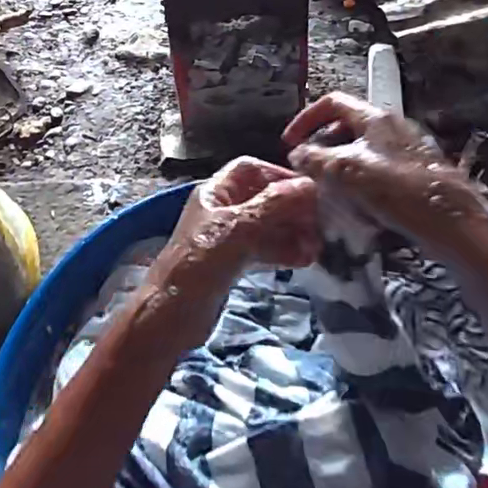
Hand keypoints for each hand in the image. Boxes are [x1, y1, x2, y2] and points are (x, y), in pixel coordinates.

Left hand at [133, 157, 319, 352]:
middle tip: (319, 226)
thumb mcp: (237, 230)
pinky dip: (283, 251)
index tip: (310, 193)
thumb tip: (309, 184)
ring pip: (267, 225)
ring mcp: (227, 238)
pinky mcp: (232, 264)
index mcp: (215, 192)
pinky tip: (304, 260)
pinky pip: (264, 249)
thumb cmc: (198, 266)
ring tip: (316, 248)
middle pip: (264, 197)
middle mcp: (221, 210)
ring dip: (292, 232)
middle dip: (292, 209)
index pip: (252, 169)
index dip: (280, 176)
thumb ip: (273, 206)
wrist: (169, 318)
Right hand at [284, 93, 487, 257]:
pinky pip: (378, 171)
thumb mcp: (346, 172)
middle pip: (346, 127)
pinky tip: (358, 207)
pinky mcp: (416, 174)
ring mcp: (407, 150)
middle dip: (322, 147)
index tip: (291, 142)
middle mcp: (393, 128)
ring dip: (340, 168)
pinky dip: (360, 182)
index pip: (332, 102)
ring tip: (330, 192)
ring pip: (362, 152)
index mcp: (376, 118)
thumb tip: (297, 154)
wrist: (454, 225)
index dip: (306, 119)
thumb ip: (315, 159)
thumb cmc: (398, 191)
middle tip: (309, 170)